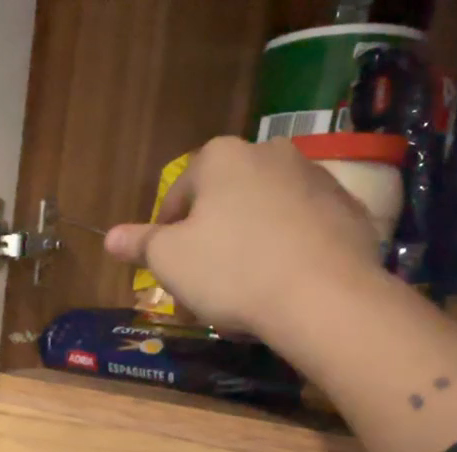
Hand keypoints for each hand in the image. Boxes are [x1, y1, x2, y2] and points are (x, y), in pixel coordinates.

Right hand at [104, 136, 381, 337]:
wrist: (322, 295)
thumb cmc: (231, 270)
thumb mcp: (169, 261)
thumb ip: (139, 244)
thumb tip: (110, 237)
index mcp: (220, 157)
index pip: (179, 193)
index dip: (167, 233)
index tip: (169, 267)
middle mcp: (269, 152)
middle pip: (225, 198)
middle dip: (212, 233)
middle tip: (205, 279)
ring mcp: (315, 176)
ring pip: (265, 210)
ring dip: (250, 239)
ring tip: (246, 286)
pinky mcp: (346, 206)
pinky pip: (303, 227)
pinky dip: (289, 248)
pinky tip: (282, 283)